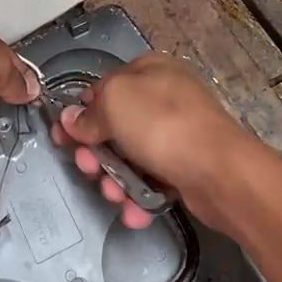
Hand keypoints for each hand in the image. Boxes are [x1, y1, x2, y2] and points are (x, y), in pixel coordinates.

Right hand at [51, 52, 257, 229]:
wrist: (219, 171)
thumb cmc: (162, 124)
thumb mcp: (114, 103)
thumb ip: (89, 112)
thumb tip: (71, 119)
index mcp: (148, 71)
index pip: (102, 88)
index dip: (80, 114)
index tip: (62, 138)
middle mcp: (163, 97)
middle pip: (114, 126)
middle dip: (96, 152)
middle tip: (88, 168)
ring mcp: (176, 134)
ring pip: (130, 157)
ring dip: (114, 180)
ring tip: (114, 195)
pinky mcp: (185, 167)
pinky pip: (151, 180)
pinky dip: (139, 196)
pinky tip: (133, 210)